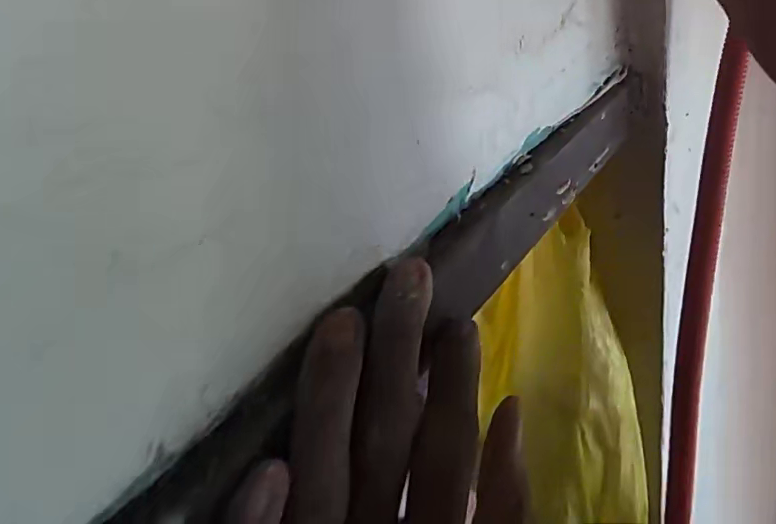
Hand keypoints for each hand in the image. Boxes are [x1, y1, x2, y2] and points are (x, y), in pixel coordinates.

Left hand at [225, 259, 528, 523]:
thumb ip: (510, 506)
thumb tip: (512, 414)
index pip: (448, 448)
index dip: (455, 380)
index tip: (458, 314)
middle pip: (387, 442)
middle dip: (400, 356)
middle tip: (408, 275)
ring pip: (321, 481)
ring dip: (329, 403)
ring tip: (338, 321)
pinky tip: (263, 468)